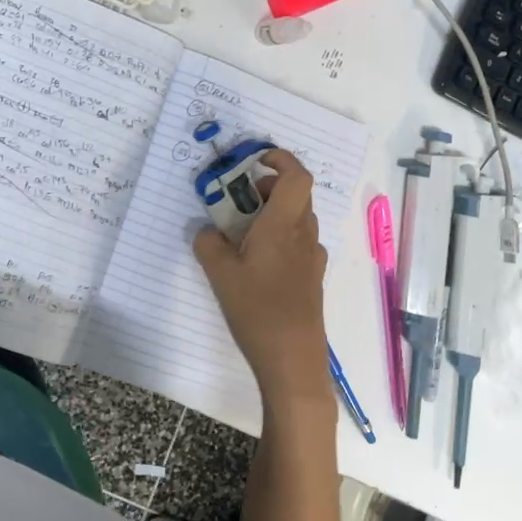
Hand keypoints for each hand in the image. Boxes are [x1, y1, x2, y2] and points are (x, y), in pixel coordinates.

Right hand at [194, 149, 332, 405]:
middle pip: (295, 195)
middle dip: (267, 187)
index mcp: (284, 225)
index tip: (254, 161)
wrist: (293, 361)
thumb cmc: (257, 310)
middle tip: (237, 200)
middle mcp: (304, 236)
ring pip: (297, 219)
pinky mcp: (311, 279)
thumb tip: (209, 231)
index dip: (279, 159)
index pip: (296, 175)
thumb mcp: (219, 273)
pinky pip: (297, 242)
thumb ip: (209, 242)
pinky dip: (278, 237)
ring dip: (272, 214)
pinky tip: (255, 262)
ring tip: (240, 232)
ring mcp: (312, 259)